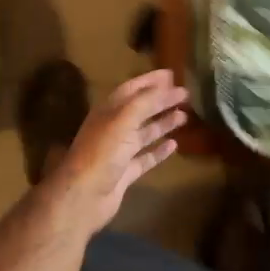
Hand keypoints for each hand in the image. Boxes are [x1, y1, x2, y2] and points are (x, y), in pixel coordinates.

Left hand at [40, 69, 189, 237]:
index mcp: (109, 111)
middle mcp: (114, 128)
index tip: (172, 74)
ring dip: (163, 123)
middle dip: (162, 101)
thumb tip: (168, 85)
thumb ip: (146, 102)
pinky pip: (146, 157)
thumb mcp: (123, 120)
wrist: (83, 196)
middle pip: (141, 110)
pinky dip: (160, 151)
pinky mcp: (126, 172)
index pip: (132, 89)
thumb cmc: (102, 153)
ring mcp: (120, 151)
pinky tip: (174, 145)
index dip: (151, 80)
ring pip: (145, 133)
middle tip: (185, 95)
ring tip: (185, 116)